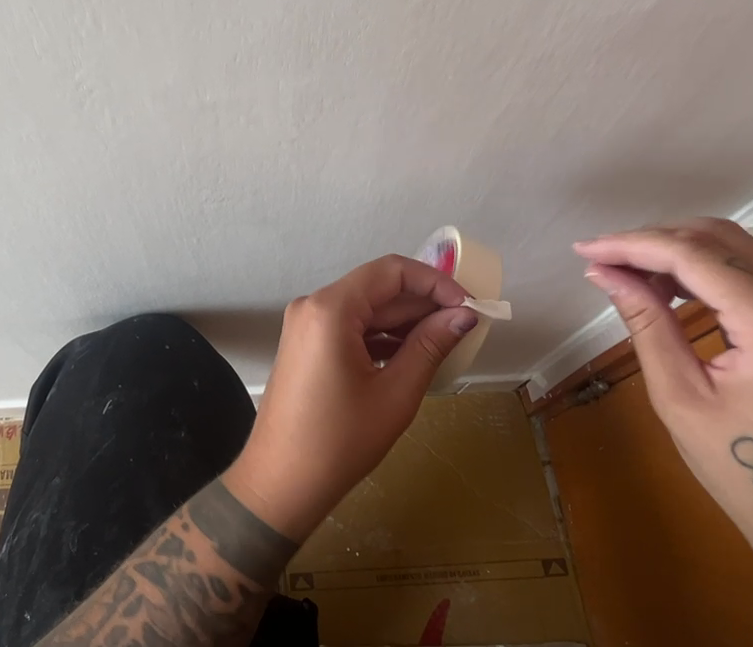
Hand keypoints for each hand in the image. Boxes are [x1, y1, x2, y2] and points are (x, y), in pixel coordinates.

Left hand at [223, 255, 477, 541]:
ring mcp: (306, 324)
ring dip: (406, 320)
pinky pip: (351, 326)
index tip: (470, 306)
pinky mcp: (307, 344)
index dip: (435, 282)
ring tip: (447, 341)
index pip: (391, 271)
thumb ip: (429, 346)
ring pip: (366, 308)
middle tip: (467, 325)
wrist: (281, 482)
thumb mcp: (395, 393)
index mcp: (331, 308)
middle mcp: (314, 305)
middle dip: (424, 303)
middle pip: (378, 288)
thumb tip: (463, 316)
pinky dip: (383, 335)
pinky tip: (414, 353)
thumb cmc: (340, 440)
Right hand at [575, 218, 752, 644]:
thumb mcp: (679, 396)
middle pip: (719, 240)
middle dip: (653, 240)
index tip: (584, 250)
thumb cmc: (741, 469)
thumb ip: (646, 322)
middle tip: (601, 259)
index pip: (696, 256)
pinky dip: (706, 267)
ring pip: (737, 247)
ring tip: (626, 271)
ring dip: (678, 249)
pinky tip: (669, 286)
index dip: (633, 245)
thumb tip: (603, 271)